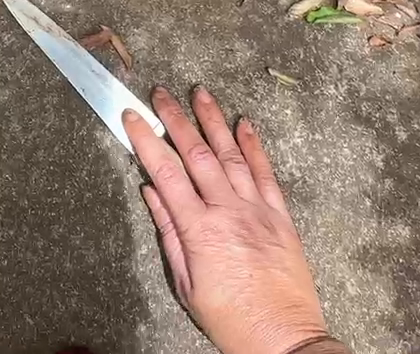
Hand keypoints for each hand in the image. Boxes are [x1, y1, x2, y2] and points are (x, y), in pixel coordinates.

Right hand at [123, 87, 331, 353]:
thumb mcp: (187, 286)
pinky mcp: (281, 217)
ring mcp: (257, 211)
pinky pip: (266, 174)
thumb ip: (169, 234)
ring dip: (213, 121)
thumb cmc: (231, 321)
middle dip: (175, 119)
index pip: (165, 172)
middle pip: (196, 153)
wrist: (287, 345)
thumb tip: (150, 192)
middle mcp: (228, 211)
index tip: (132, 116)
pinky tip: (244, 123)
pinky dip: (254, 146)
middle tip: (160, 92)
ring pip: (231, 155)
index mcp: (199, 230)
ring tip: (199, 92)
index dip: (146, 140)